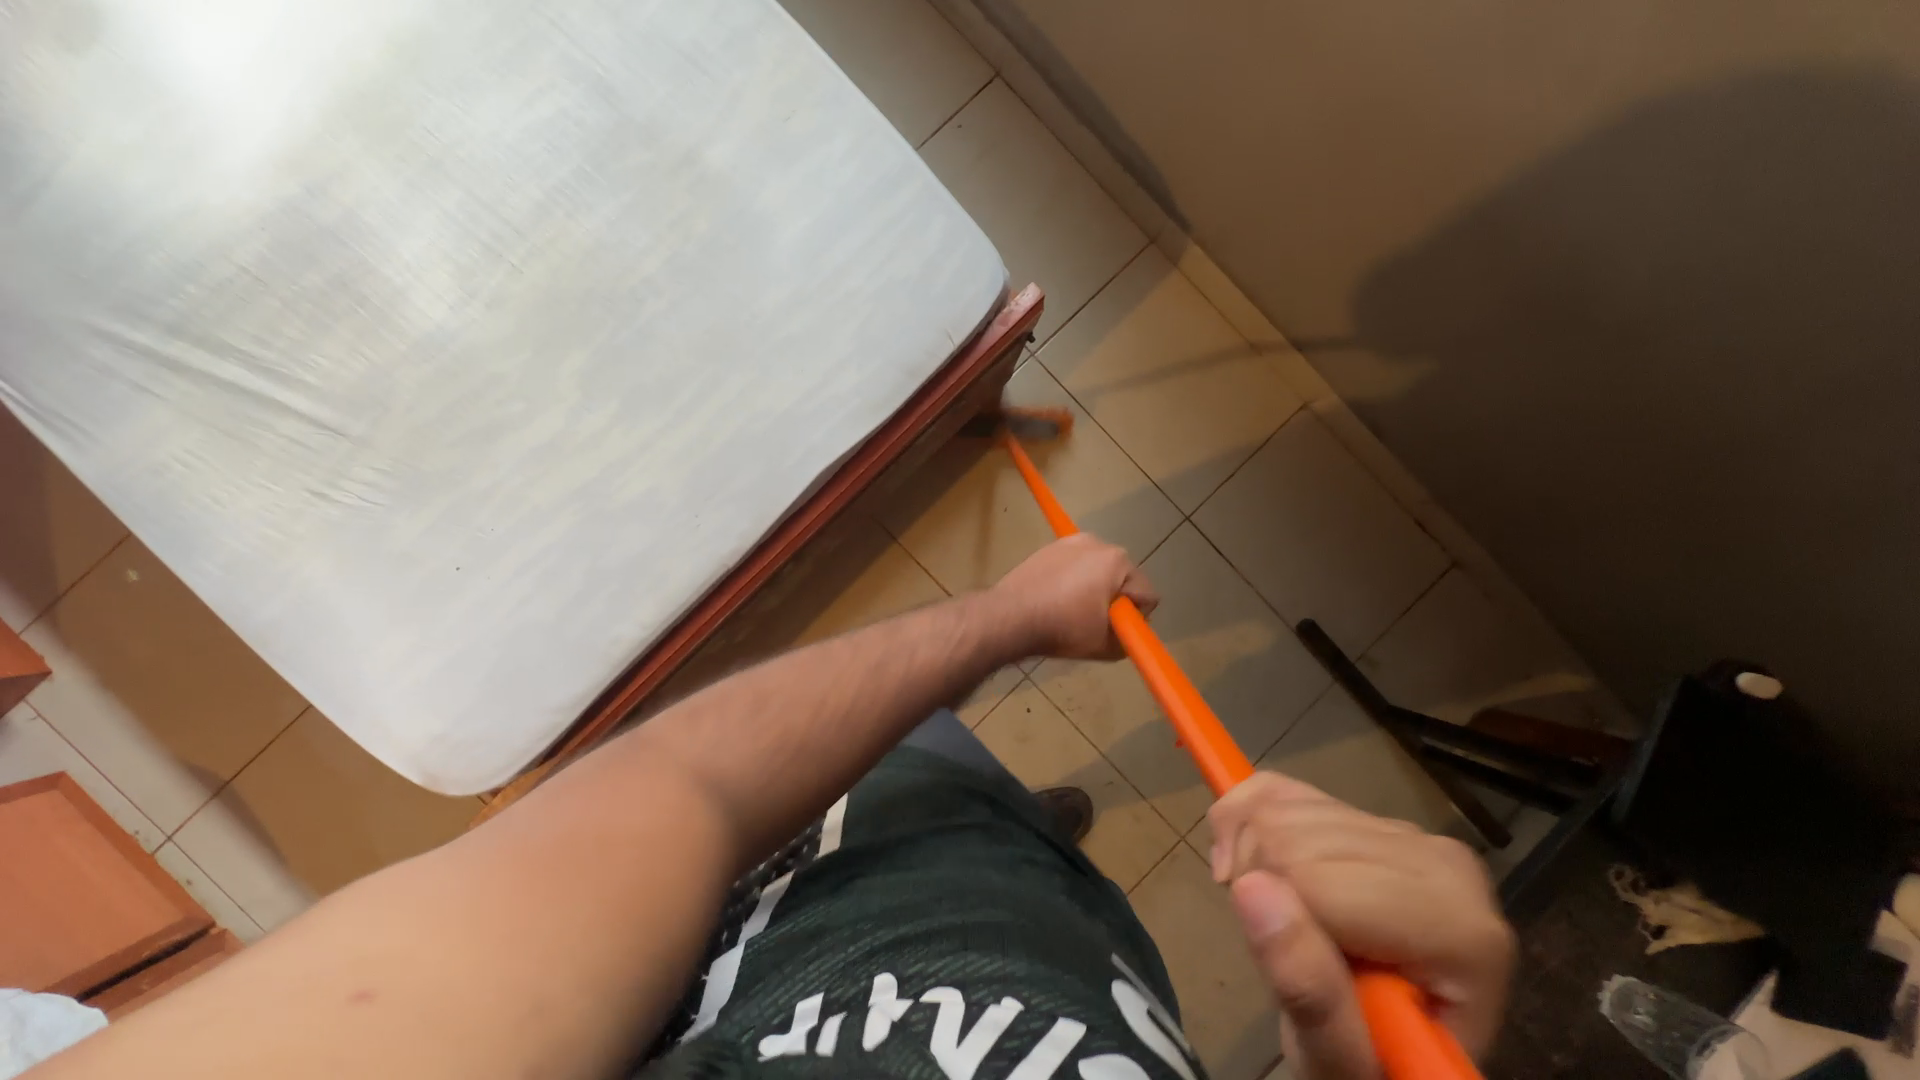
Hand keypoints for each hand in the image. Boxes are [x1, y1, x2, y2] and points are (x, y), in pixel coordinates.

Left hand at [988, 533, 1157, 659]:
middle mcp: (1098, 543)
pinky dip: (1072, 581)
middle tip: (1093, 622)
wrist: (1010, 616)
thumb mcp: (1107, 646)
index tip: (1115, 631)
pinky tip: (1056, 600)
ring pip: (1097, 571)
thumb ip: (1131, 638)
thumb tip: (1130, 631)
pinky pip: (1074, 567)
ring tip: (1071, 612)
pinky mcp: (1049, 547)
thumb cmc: (1063, 628)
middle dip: (1114, 600)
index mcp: (1118, 561)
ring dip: (1093, 589)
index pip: (1146, 595)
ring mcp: (1070, 542)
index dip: (1136, 619)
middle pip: (1122, 578)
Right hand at [1208, 773, 1513, 1079]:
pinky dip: (1238, 821)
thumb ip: (1311, 991)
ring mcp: (1405, 831)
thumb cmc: (1377, 1068)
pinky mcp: (1365, 814)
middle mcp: (1441, 862)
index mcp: (1459, 927)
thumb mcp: (1342, 1063)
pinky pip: (1275, 789)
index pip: (1316, 878)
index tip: (1290, 978)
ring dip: (1248, 865)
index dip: (1279, 925)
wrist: (1391, 1048)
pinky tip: (1248, 868)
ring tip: (1279, 924)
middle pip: (1292, 836)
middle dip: (1259, 890)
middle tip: (1281, 951)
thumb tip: (1252, 888)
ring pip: (1276, 810)